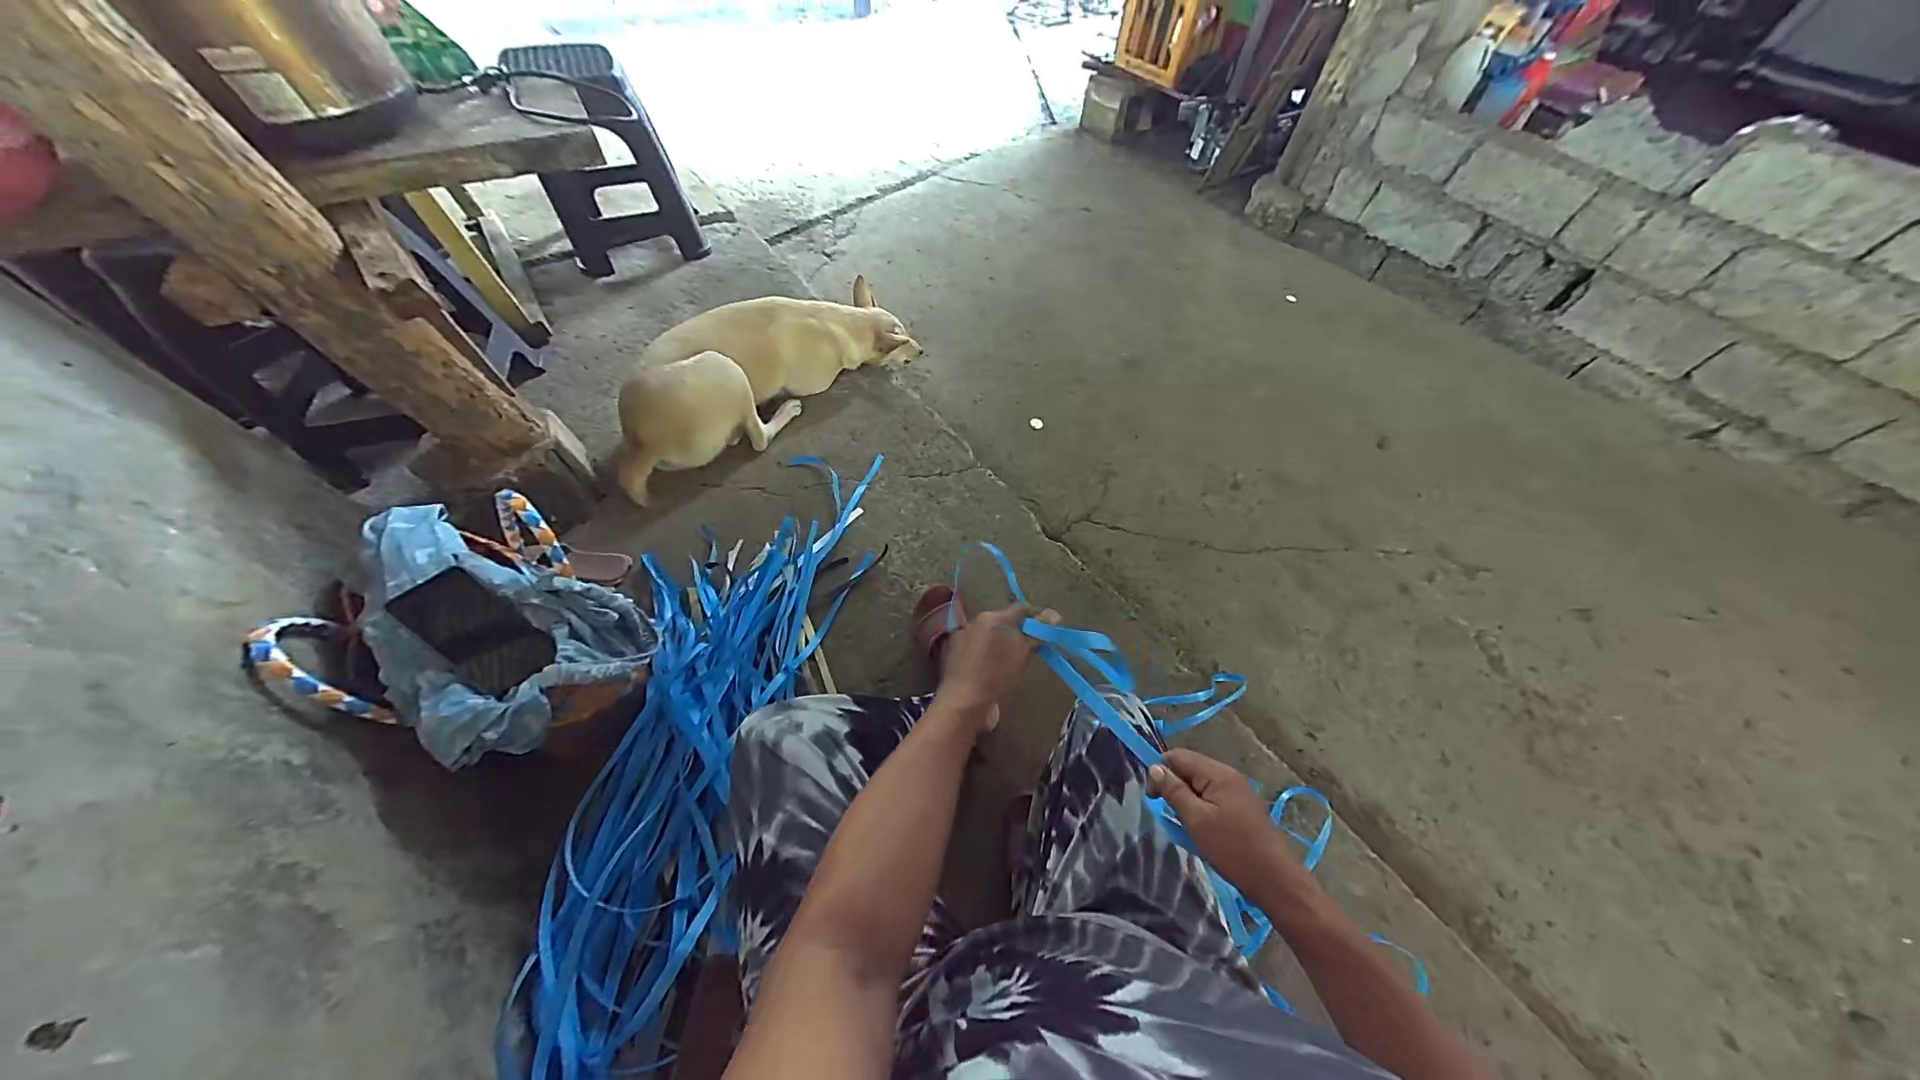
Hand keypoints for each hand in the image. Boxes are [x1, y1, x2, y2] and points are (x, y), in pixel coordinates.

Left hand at [934, 604, 1058, 724]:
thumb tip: (1053, 615)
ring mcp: (964, 636)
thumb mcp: (1023, 652)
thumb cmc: (997, 675)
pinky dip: (989, 652)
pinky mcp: (957, 652)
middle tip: (1031, 649)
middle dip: (1019, 632)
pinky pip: (979, 646)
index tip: (1048, 631)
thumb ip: (1038, 632)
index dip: (1037, 617)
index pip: (1021, 609)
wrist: (965, 700)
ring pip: (992, 633)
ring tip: (1012, 660)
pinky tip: (994, 667)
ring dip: (1003, 642)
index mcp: (993, 617)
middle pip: (1005, 621)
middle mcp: (976, 621)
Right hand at [1148, 748, 1307, 897]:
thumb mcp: (1196, 819)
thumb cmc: (1232, 849)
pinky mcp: (1242, 806)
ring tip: (1183, 822)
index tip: (1154, 798)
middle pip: (1190, 767)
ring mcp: (1238, 791)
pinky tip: (1200, 827)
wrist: (1276, 880)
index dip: (1160, 771)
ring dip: (1186, 797)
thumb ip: (1174, 791)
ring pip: (1200, 783)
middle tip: (1168, 813)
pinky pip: (1212, 796)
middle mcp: (1229, 775)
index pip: (1178, 756)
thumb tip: (1155, 768)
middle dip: (1173, 785)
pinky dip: (1200, 806)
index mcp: (1218, 773)